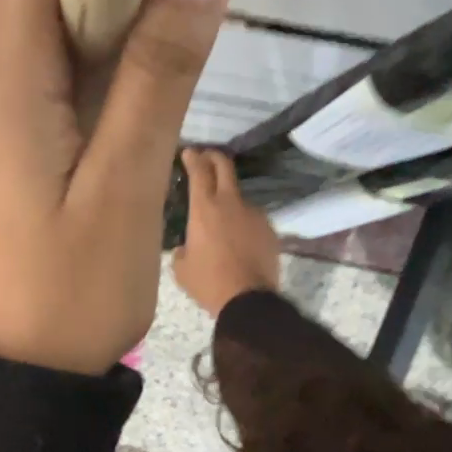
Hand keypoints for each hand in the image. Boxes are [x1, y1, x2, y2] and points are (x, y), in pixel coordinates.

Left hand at [0, 0, 235, 374]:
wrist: (21, 371)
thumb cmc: (75, 290)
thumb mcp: (129, 180)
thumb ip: (163, 64)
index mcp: (0, 72)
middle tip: (166, 74)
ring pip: (54, 24)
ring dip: (113, 44)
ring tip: (142, 121)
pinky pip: (46, 72)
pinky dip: (91, 81)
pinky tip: (117, 138)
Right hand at [171, 149, 279, 316]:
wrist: (248, 299)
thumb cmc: (208, 283)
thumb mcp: (182, 268)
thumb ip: (181, 250)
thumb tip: (185, 247)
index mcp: (204, 209)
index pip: (199, 171)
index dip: (193, 158)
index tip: (189, 152)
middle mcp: (230, 203)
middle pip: (224, 167)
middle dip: (214, 158)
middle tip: (207, 157)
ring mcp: (254, 214)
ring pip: (239, 197)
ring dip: (229, 199)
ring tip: (222, 215)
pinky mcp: (269, 229)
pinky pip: (252, 218)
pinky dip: (243, 222)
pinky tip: (238, 239)